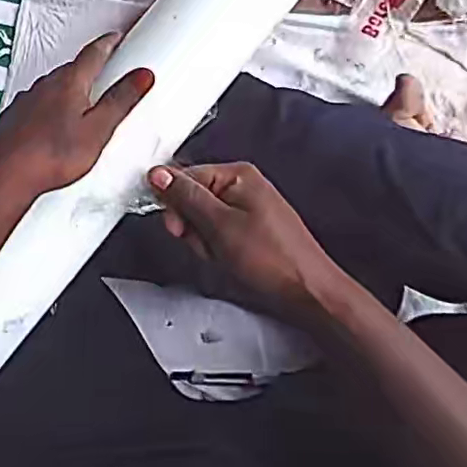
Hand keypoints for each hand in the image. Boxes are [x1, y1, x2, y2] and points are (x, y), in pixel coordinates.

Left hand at [0, 32, 154, 195]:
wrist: (5, 174)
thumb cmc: (47, 154)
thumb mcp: (98, 130)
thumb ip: (120, 101)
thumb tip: (141, 77)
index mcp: (69, 82)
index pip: (93, 53)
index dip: (108, 44)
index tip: (116, 39)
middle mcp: (45, 85)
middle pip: (73, 68)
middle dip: (90, 66)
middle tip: (106, 67)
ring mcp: (27, 101)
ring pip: (54, 86)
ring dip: (70, 88)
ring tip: (85, 101)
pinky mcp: (15, 118)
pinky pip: (39, 104)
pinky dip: (52, 107)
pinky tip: (56, 125)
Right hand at [148, 162, 336, 316]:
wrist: (308, 292)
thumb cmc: (270, 258)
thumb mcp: (218, 225)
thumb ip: (185, 196)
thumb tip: (158, 174)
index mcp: (236, 175)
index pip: (183, 177)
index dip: (175, 204)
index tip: (178, 226)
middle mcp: (241, 185)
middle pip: (191, 199)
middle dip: (192, 227)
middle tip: (210, 243)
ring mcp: (246, 207)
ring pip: (201, 220)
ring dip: (204, 241)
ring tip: (224, 254)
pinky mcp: (248, 228)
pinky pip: (216, 232)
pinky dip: (217, 248)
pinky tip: (230, 259)